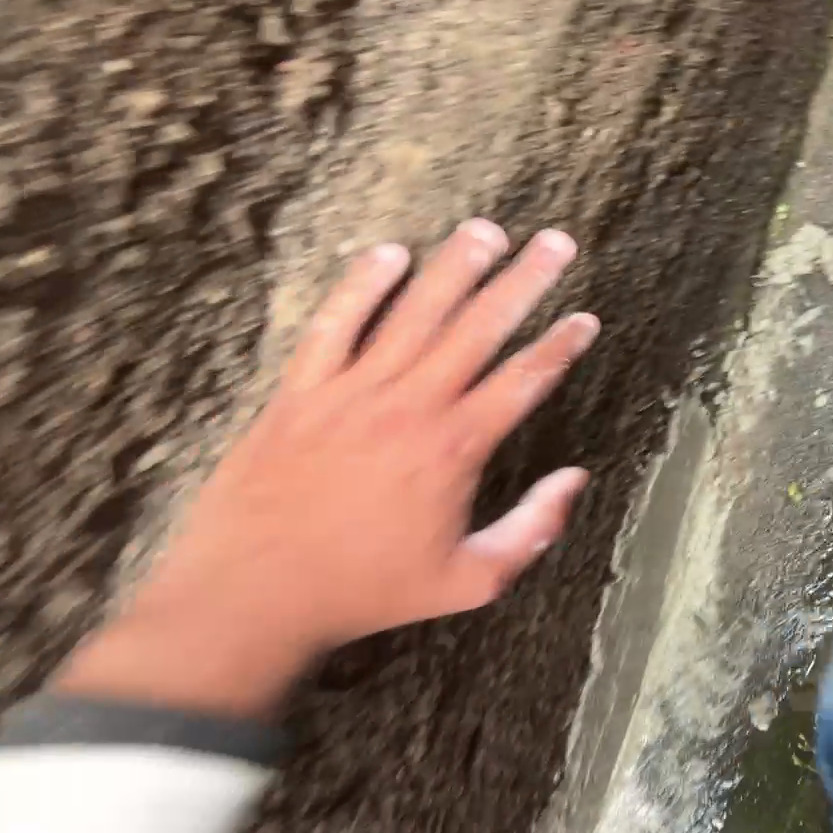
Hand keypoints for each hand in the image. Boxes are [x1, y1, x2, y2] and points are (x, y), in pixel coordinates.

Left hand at [51, 219, 599, 717]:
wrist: (246, 601)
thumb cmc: (368, 591)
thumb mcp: (471, 580)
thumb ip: (534, 528)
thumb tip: (577, 479)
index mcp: (456, 447)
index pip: (525, 379)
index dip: (561, 344)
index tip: (586, 319)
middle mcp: (410, 406)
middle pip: (479, 327)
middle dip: (524, 280)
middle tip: (556, 242)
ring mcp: (351, 394)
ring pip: (413, 314)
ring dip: (453, 268)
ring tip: (486, 230)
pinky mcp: (300, 394)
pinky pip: (333, 327)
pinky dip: (360, 287)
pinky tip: (388, 253)